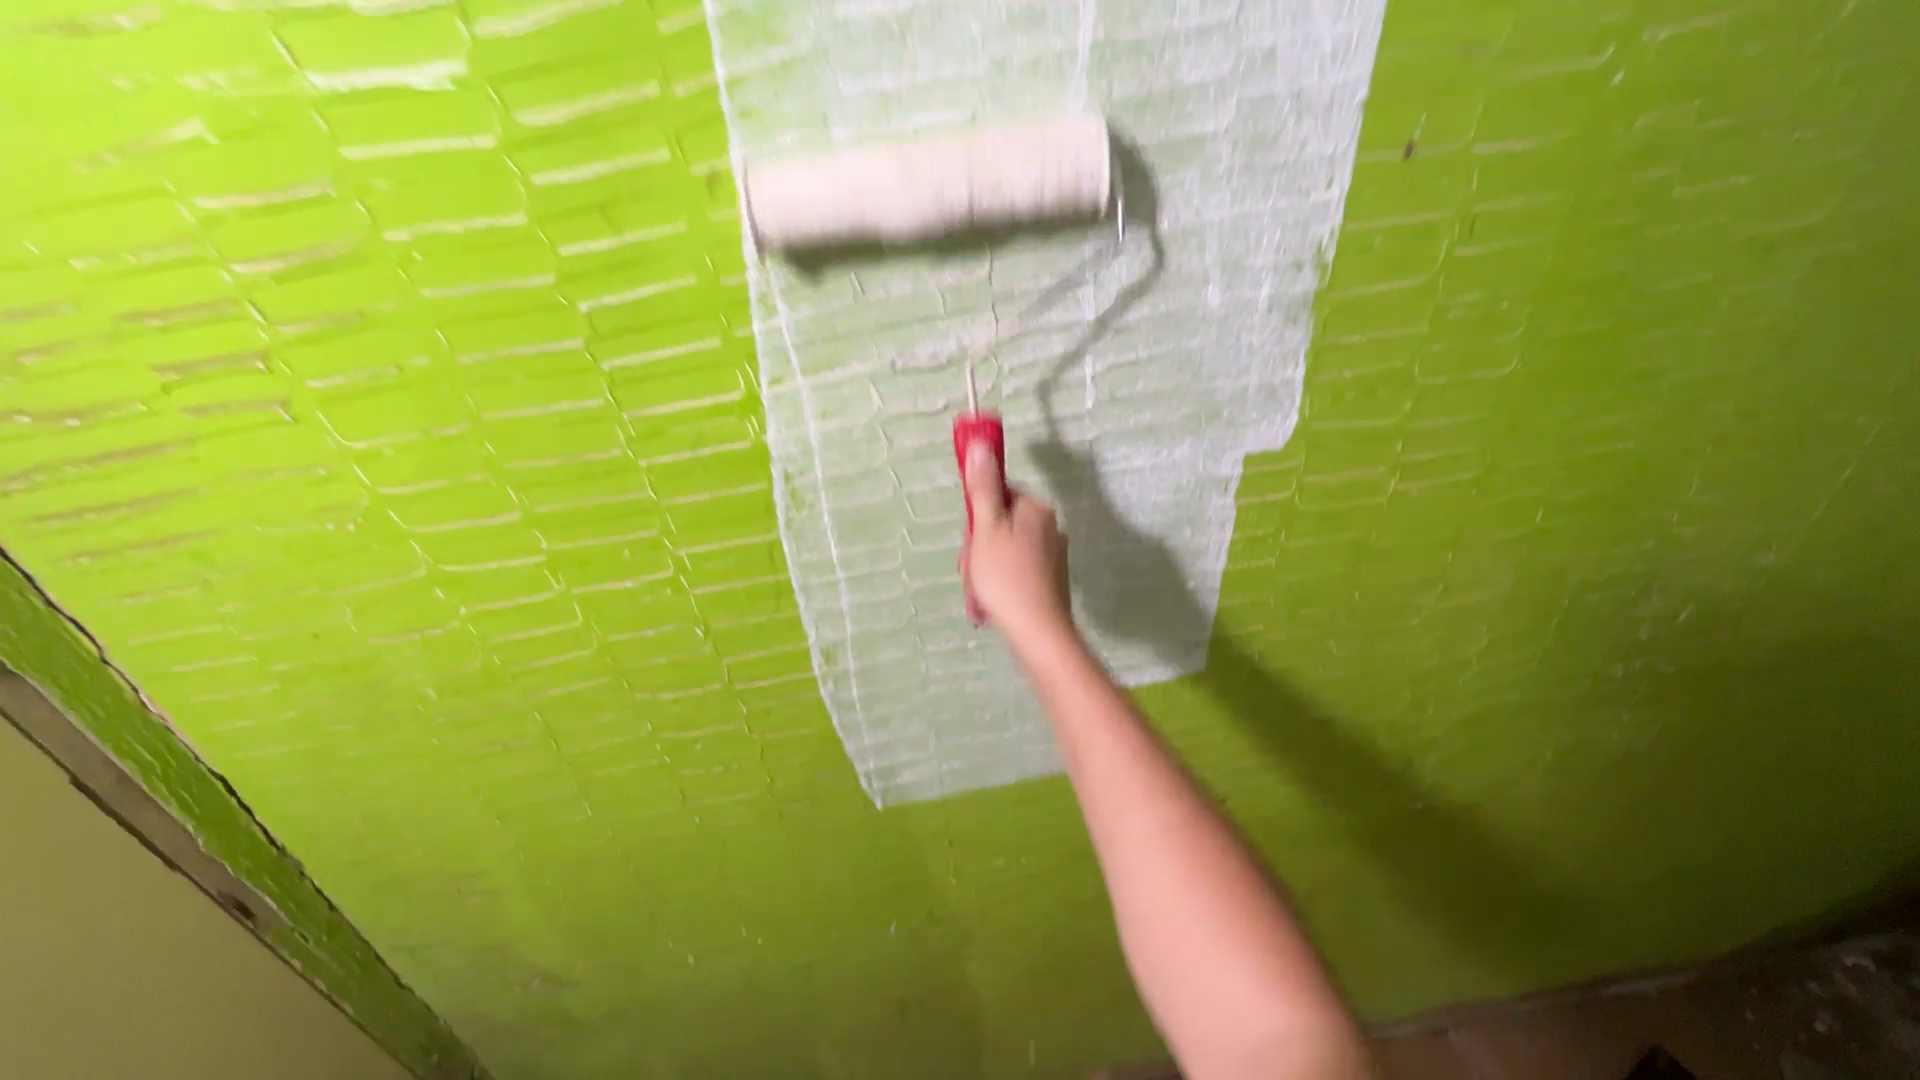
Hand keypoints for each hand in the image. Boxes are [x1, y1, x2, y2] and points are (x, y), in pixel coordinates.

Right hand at [962, 441, 1074, 649]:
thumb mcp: (986, 528)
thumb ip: (983, 487)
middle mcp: (1049, 526)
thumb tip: (980, 445)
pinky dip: (999, 584)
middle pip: (999, 524)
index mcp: (1035, 508)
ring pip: (1004, 551)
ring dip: (984, 570)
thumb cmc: (1006, 578)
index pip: (998, 495)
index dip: (977, 516)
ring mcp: (1052, 555)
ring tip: (980, 592)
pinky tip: (991, 603)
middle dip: (978, 548)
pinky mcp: (1050, 580)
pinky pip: (1015, 571)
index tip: (970, 539)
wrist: (1038, 632)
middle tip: (972, 570)